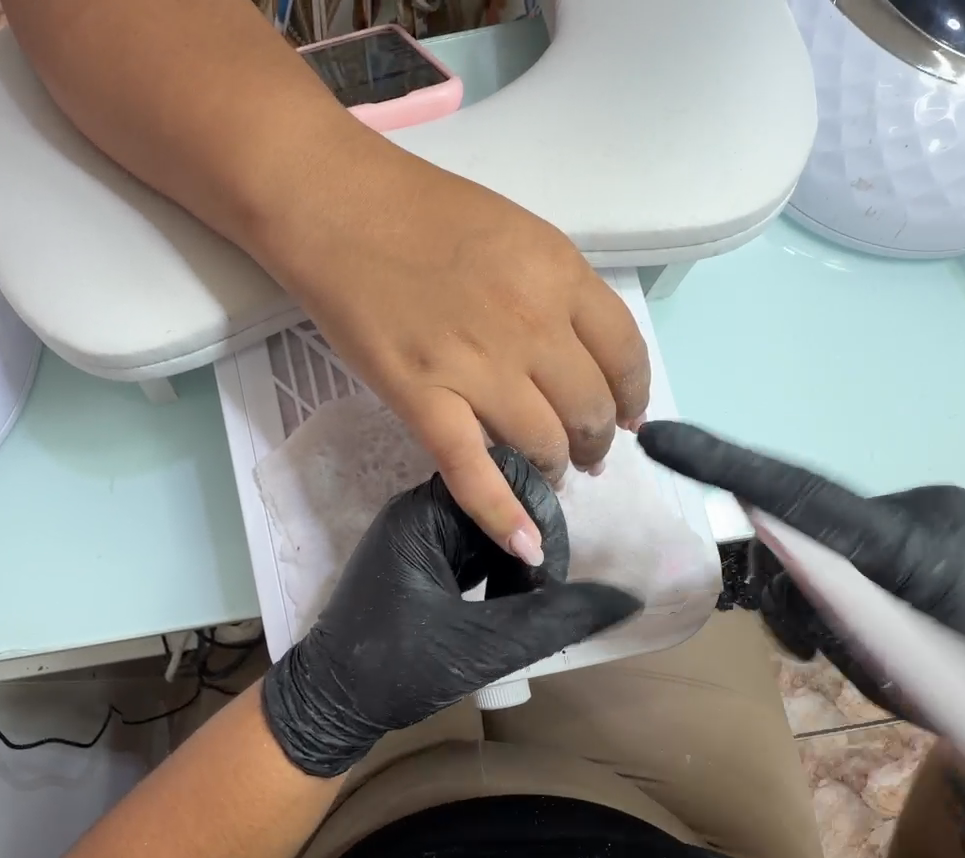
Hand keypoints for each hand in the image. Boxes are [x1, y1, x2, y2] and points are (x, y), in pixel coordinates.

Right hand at [253, 147, 648, 567]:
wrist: (333, 207)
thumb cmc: (415, 210)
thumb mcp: (511, 234)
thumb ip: (551, 292)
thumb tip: (569, 356)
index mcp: (559, 273)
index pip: (624, 354)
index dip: (631, 397)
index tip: (624, 420)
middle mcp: (531, 325)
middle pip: (588, 409)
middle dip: (593, 444)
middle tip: (582, 457)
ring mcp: (476, 367)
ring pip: (541, 443)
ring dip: (553, 470)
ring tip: (546, 478)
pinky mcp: (423, 399)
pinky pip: (472, 471)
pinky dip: (501, 515)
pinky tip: (523, 543)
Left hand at [262, 446, 640, 776]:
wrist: (330, 703)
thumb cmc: (395, 670)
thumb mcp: (481, 645)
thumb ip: (553, 618)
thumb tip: (625, 599)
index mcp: (422, 515)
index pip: (504, 479)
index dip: (542, 520)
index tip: (552, 577)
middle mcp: (417, 513)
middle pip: (498, 500)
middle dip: (532, 545)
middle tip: (547, 595)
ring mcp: (416, 538)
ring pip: (488, 528)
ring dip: (517, 562)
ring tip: (532, 604)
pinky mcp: (418, 563)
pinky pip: (471, 550)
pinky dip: (497, 573)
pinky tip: (511, 604)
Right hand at [638, 422, 964, 751]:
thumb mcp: (894, 675)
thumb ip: (828, 616)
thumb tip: (777, 568)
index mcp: (919, 550)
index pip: (802, 498)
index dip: (723, 465)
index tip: (660, 436)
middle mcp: (923, 507)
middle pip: (803, 521)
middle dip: (780, 577)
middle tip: (799, 646)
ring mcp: (934, 506)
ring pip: (825, 532)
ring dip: (810, 583)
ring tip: (840, 643)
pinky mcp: (936, 517)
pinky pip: (854, 536)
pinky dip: (837, 575)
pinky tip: (862, 618)